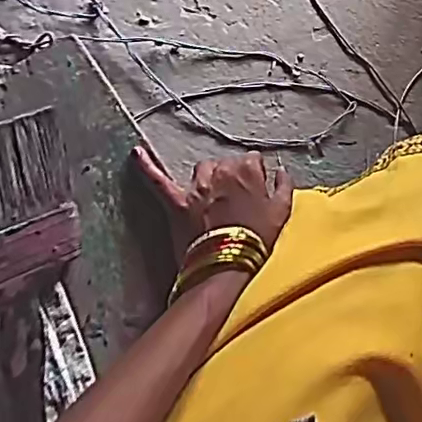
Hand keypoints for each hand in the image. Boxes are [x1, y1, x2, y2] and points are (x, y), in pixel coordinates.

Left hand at [135, 147, 293, 260]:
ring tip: (211, 194)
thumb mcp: (282, 211)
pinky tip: (137, 153)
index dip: (254, 177)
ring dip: (207, 178)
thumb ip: (284, 186)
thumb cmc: (257, 239)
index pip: (252, 161)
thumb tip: (282, 173)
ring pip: (202, 170)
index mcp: (248, 170)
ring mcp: (197, 187)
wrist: (226, 267)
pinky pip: (158, 181)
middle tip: (234, 200)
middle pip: (226, 165)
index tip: (255, 190)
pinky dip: (146, 167)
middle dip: (230, 178)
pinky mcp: (177, 204)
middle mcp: (222, 172)